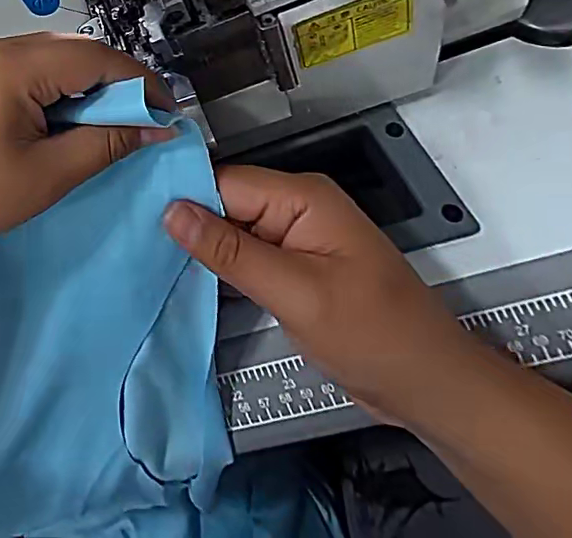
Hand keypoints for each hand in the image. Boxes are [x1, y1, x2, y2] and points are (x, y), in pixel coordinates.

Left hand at [0, 34, 174, 275]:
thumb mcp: (49, 174)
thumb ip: (108, 142)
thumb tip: (155, 126)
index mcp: (12, 64)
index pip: (96, 57)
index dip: (140, 83)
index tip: (167, 112)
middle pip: (75, 50)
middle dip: (114, 83)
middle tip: (139, 123)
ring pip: (53, 56)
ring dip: (86, 85)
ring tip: (104, 126)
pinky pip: (29, 66)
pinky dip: (57, 87)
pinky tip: (64, 119)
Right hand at [163, 166, 490, 424]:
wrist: (432, 389)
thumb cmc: (376, 337)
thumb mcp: (297, 293)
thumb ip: (231, 251)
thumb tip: (172, 211)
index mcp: (301, 196)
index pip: (224, 183)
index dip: (184, 201)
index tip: (139, 219)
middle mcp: (295, 206)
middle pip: (224, 202)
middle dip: (189, 225)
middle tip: (141, 245)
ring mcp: (294, 236)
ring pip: (231, 229)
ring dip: (203, 248)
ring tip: (154, 260)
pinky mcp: (292, 264)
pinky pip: (245, 253)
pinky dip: (222, 266)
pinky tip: (190, 277)